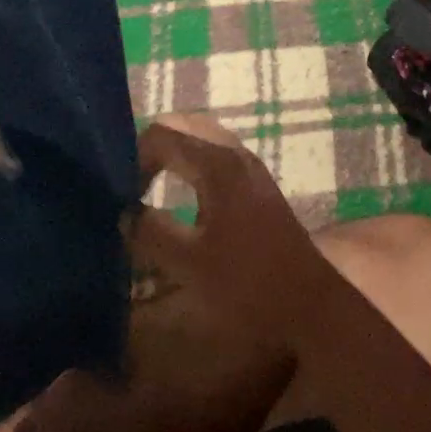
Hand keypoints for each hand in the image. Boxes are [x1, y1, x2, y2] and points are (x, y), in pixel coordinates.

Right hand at [14, 116, 344, 431]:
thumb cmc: (248, 284)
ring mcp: (249, 166)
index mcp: (217, 164)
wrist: (311, 305)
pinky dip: (190, 163)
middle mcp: (234, 153)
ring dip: (172, 153)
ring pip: (200, 138)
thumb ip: (150, 233)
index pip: (161, 134)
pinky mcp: (257, 184)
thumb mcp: (188, 263)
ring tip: (149, 186)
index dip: (132, 157)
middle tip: (130, 181)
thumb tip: (123, 214)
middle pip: (182, 126)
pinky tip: (181, 197)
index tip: (119, 195)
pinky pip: (214, 155)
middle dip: (150, 146)